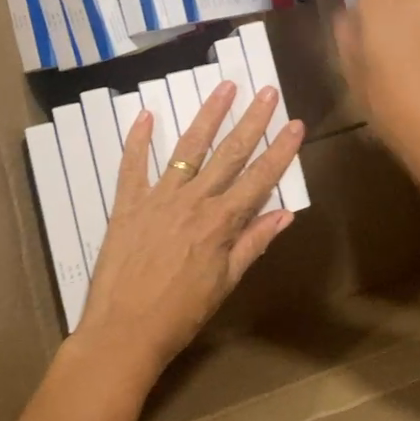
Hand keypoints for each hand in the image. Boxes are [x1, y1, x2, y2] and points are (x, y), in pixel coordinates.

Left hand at [75, 81, 302, 378]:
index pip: (259, 178)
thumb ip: (253, 244)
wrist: (123, 332)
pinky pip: (132, 166)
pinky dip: (138, 140)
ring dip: (208, 116)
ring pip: (189, 149)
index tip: (296, 124)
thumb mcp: (225, 283)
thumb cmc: (180, 314)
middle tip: (266, 91)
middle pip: (229, 154)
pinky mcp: (127, 204)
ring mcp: (158, 198)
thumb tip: (285, 213)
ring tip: (224, 88)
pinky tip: (146, 115)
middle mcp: (193, 201)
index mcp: (220, 222)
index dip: (280, 151)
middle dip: (252, 121)